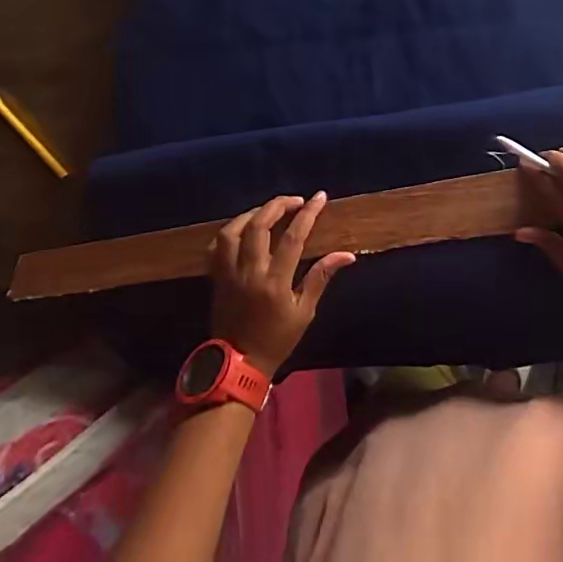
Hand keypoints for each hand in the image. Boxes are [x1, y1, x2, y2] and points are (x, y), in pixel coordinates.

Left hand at [208, 193, 355, 373]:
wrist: (238, 363)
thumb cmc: (277, 339)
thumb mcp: (304, 312)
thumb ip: (321, 278)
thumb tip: (346, 254)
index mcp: (275, 281)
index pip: (293, 237)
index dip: (307, 214)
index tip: (319, 197)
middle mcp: (249, 271)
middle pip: (260, 225)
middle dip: (278, 205)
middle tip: (295, 200)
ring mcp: (228, 272)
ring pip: (234, 230)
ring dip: (252, 214)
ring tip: (268, 210)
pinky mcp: (216, 277)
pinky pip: (216, 246)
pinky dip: (229, 232)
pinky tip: (242, 228)